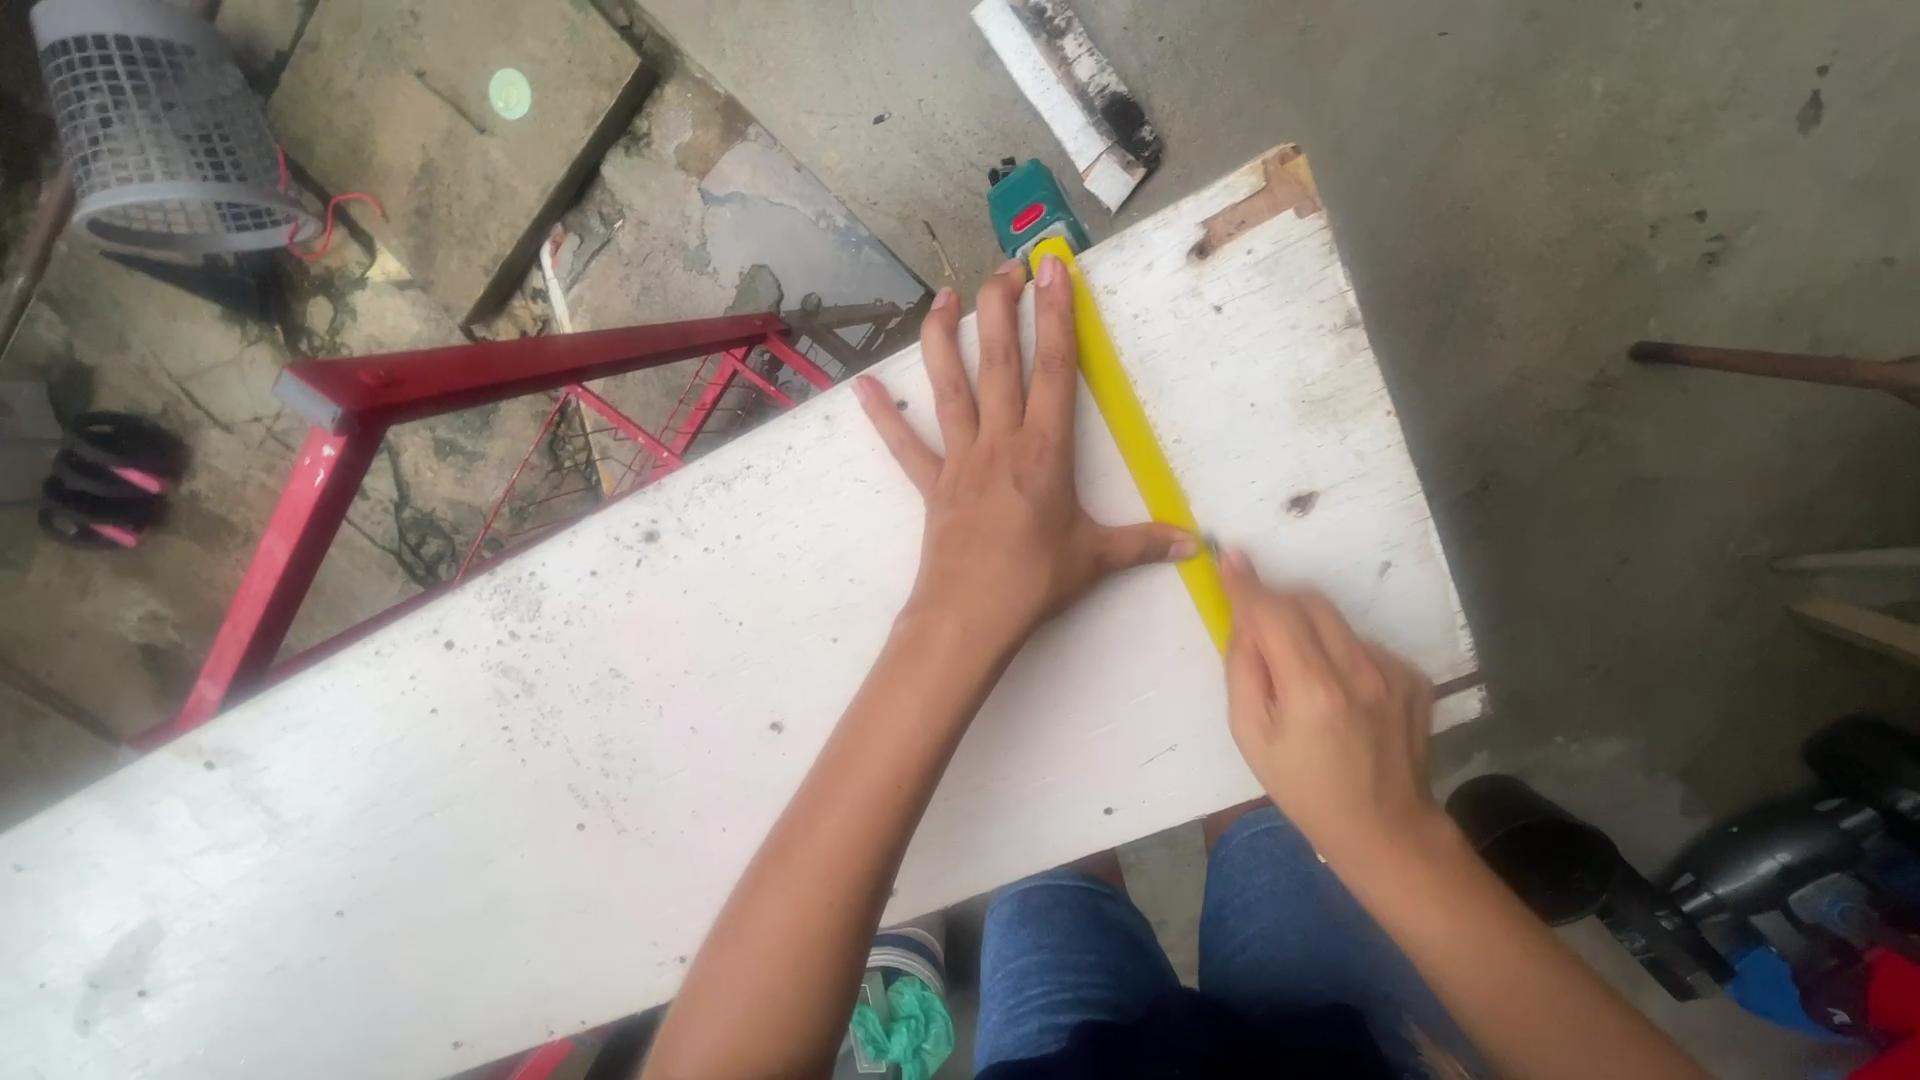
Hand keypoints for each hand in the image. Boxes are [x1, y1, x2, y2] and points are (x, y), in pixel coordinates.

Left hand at [854, 256, 1193, 647]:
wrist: (969, 617)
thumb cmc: (1034, 583)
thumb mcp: (1097, 559)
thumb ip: (1144, 544)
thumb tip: (1194, 547)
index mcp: (1044, 452)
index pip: (1054, 370)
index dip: (1056, 316)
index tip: (1054, 271)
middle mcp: (999, 443)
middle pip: (999, 362)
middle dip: (1003, 308)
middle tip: (1006, 266)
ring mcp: (959, 461)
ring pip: (949, 388)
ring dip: (944, 339)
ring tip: (942, 299)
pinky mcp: (931, 485)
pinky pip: (904, 447)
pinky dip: (884, 418)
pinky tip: (863, 388)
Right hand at [1218, 550, 1443, 863]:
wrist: (1384, 826)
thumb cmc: (1303, 786)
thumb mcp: (1250, 735)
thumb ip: (1243, 670)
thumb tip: (1244, 621)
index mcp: (1311, 689)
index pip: (1272, 614)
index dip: (1247, 585)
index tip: (1230, 558)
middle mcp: (1358, 671)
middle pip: (1309, 603)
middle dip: (1278, 604)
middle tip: (1261, 632)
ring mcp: (1394, 672)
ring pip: (1336, 622)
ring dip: (1309, 631)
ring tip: (1305, 680)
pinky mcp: (1414, 677)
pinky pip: (1363, 644)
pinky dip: (1341, 654)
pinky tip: (1342, 695)